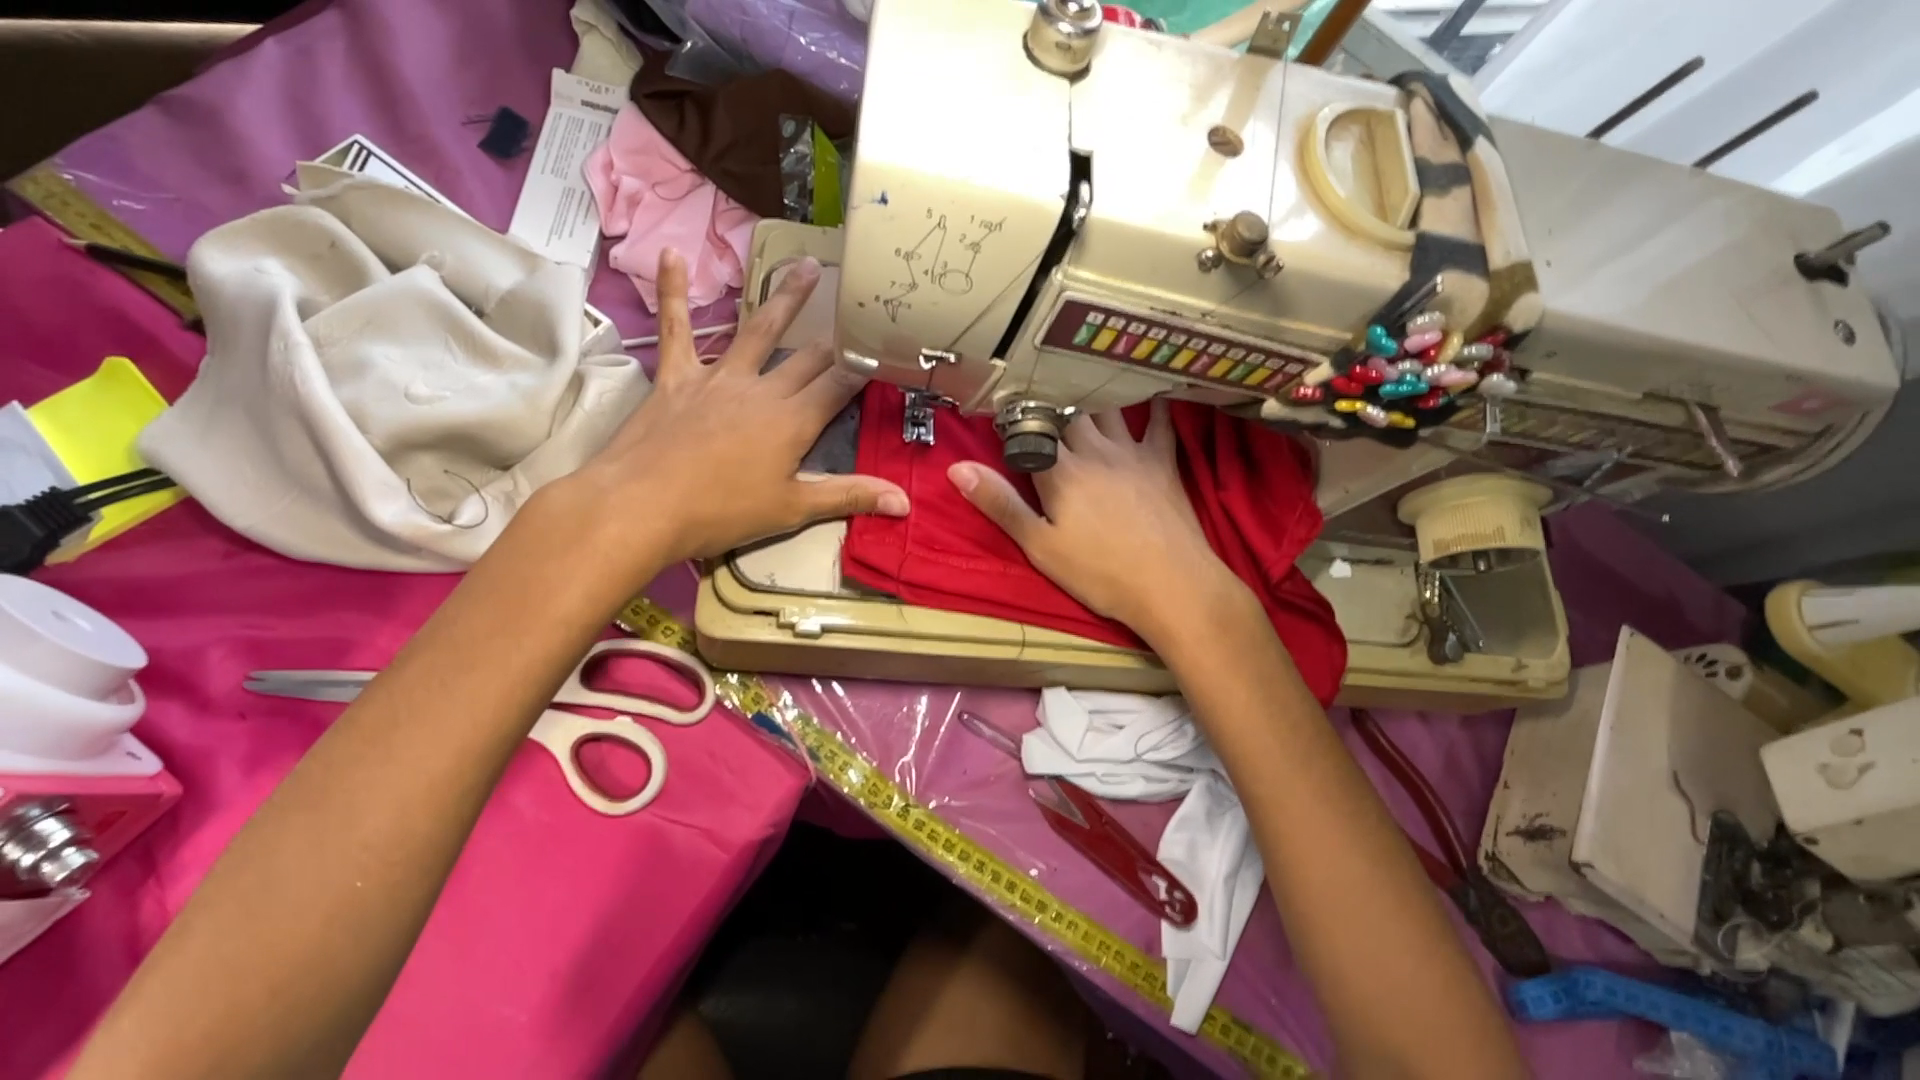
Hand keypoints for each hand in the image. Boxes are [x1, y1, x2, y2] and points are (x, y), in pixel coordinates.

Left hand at [562, 250, 907, 573]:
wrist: (642, 505)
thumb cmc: (721, 512)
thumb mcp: (792, 510)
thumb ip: (849, 496)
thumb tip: (905, 502)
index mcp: (793, 421)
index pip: (839, 385)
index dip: (864, 365)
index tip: (886, 345)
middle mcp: (761, 389)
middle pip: (806, 355)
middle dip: (836, 331)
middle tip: (857, 299)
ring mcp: (717, 377)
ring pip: (758, 329)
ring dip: (785, 298)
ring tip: (805, 264)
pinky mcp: (676, 376)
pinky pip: (676, 327)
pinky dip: (673, 291)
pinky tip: (673, 254)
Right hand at [947, 402, 1246, 639]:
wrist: (1171, 584)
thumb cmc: (1099, 572)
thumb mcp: (1040, 545)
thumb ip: (1000, 504)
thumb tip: (957, 468)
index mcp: (1059, 471)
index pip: (1029, 430)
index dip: (1015, 419)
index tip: (1003, 411)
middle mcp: (1094, 451)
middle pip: (1068, 413)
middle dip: (1051, 404)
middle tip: (1039, 398)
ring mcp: (1131, 452)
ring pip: (1107, 410)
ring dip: (1091, 398)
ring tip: (1079, 387)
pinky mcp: (1162, 462)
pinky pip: (1159, 423)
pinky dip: (1153, 406)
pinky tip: (1152, 393)